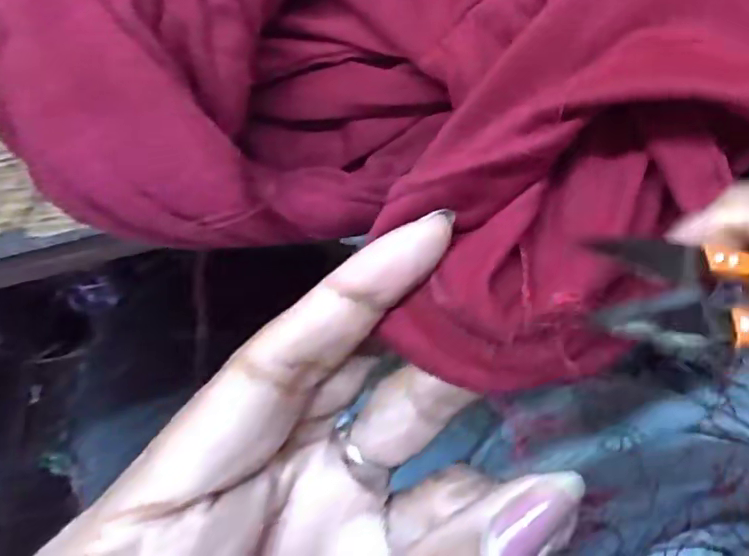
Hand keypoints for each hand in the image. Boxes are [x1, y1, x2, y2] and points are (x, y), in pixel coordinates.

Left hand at [39, 212, 583, 555]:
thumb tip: (563, 490)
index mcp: (183, 500)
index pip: (282, 361)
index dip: (358, 286)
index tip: (438, 224)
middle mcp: (268, 493)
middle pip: (372, 384)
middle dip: (453, 334)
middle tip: (530, 283)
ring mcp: (328, 529)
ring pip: (427, 448)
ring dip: (495, 420)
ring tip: (565, 375)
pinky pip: (448, 514)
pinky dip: (500, 503)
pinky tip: (553, 491)